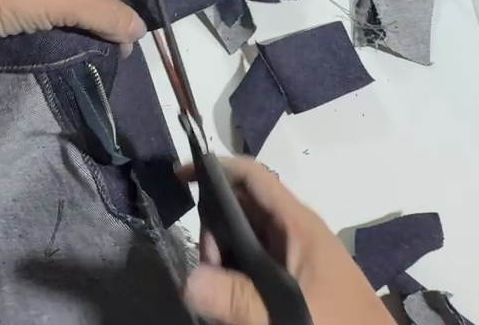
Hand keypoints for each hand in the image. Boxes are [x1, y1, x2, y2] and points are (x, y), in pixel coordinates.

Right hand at [182, 157, 395, 324]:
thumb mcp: (288, 316)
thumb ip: (238, 300)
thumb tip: (187, 280)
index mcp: (297, 224)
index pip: (252, 175)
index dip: (216, 168)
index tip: (181, 177)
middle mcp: (295, 232)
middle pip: (242, 206)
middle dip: (214, 227)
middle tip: (205, 268)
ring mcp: (297, 258)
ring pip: (246, 238)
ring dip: (224, 257)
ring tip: (216, 296)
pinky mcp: (297, 283)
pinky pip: (257, 265)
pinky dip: (238, 276)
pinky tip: (231, 307)